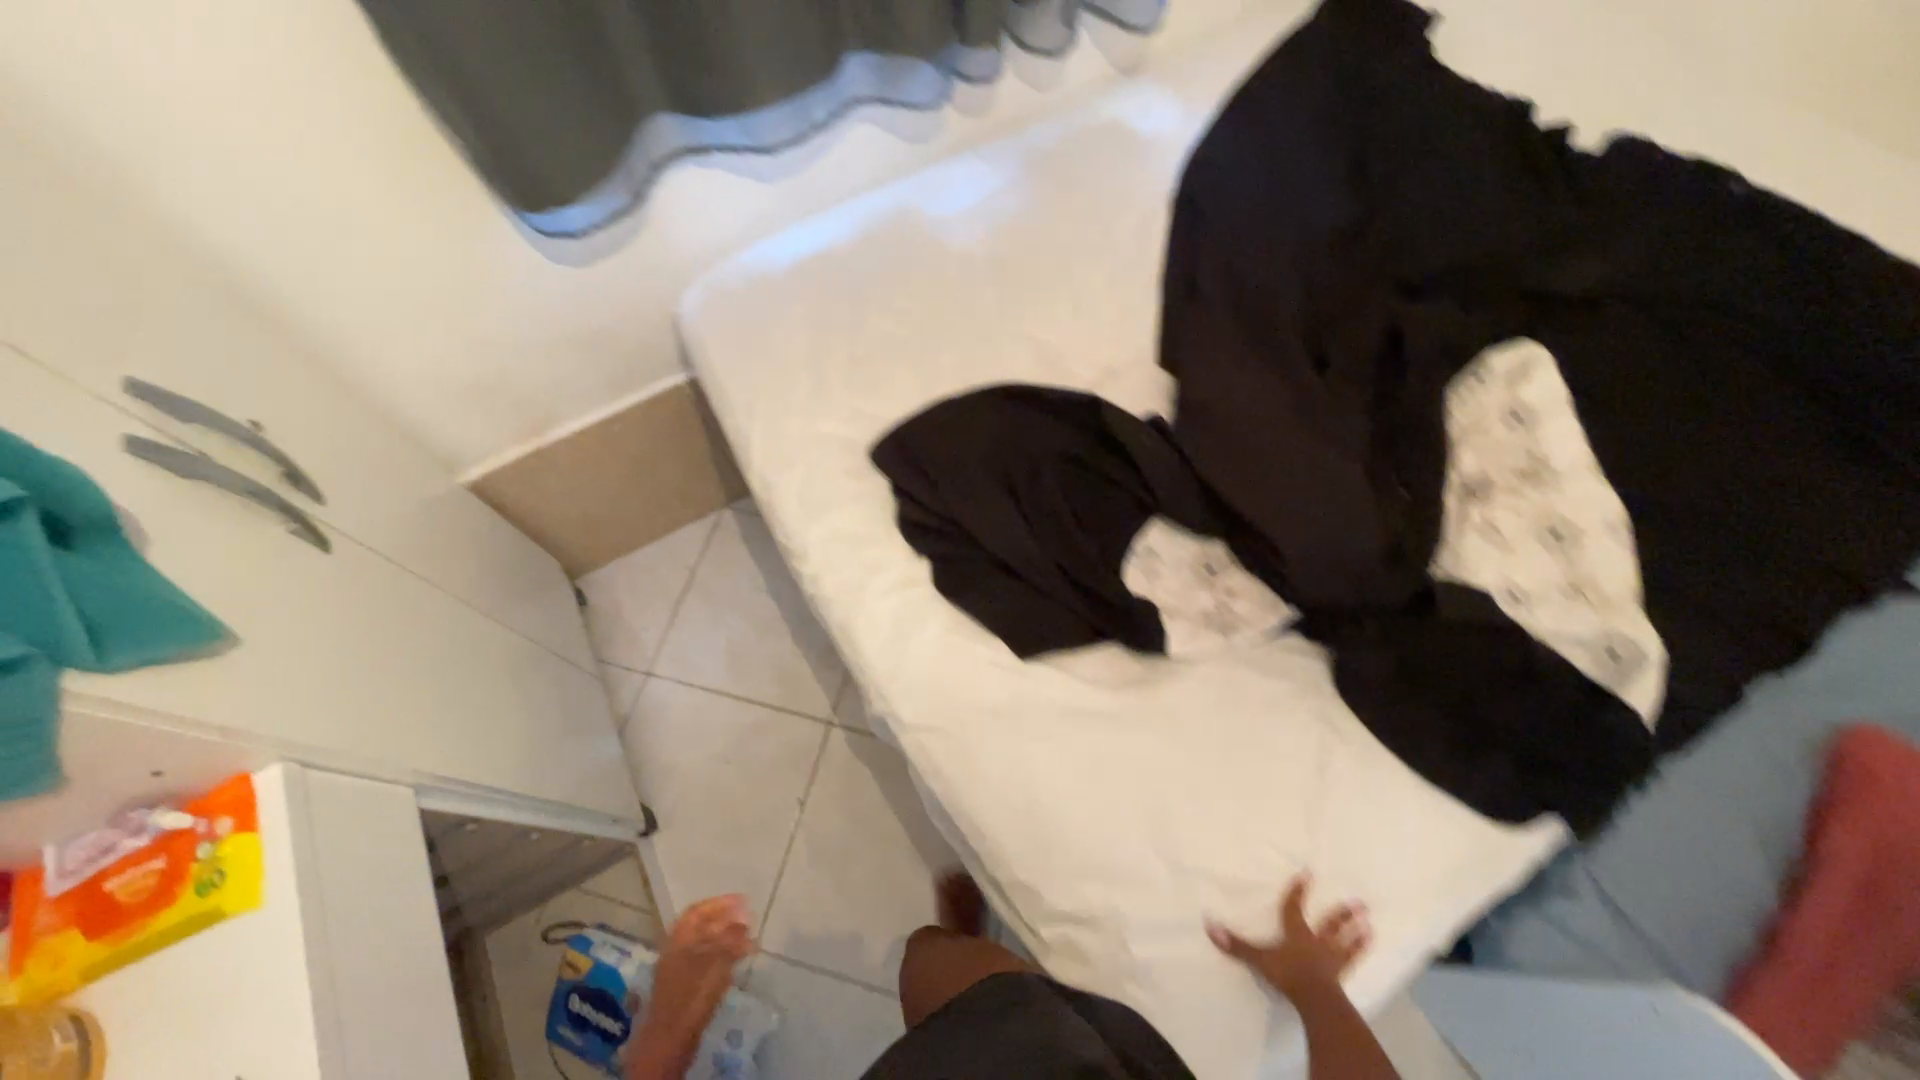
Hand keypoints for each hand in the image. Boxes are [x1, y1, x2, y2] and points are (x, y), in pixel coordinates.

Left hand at [629, 894, 753, 1079]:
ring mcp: (679, 971)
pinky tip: (736, 961)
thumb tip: (743, 922)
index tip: (743, 900)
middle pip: (700, 928)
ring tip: (748, 938)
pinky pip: (706, 962)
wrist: (668, 1043)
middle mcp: (676, 953)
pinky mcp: (686, 989)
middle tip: (748, 917)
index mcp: (678, 942)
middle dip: (724, 919)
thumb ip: (728, 942)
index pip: (697, 912)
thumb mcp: (713, 965)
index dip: (719, 903)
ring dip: (725, 938)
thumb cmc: (689, 999)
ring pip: (704, 946)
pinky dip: (723, 956)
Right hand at [1207, 874, 1369, 999]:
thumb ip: (1236, 944)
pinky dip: (1362, 952)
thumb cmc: (1287, 974)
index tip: (1308, 874)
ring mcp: (1332, 960)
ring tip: (1370, 923)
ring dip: (1357, 932)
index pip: (1295, 908)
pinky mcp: (1342, 976)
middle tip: (1359, 903)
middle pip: (1330, 924)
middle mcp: (1317, 942)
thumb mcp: (1258, 959)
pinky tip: (1371, 944)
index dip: (1299, 892)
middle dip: (1341, 913)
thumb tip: (1209, 925)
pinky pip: (1353, 961)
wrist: (1315, 999)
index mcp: (1296, 933)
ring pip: (1346, 942)